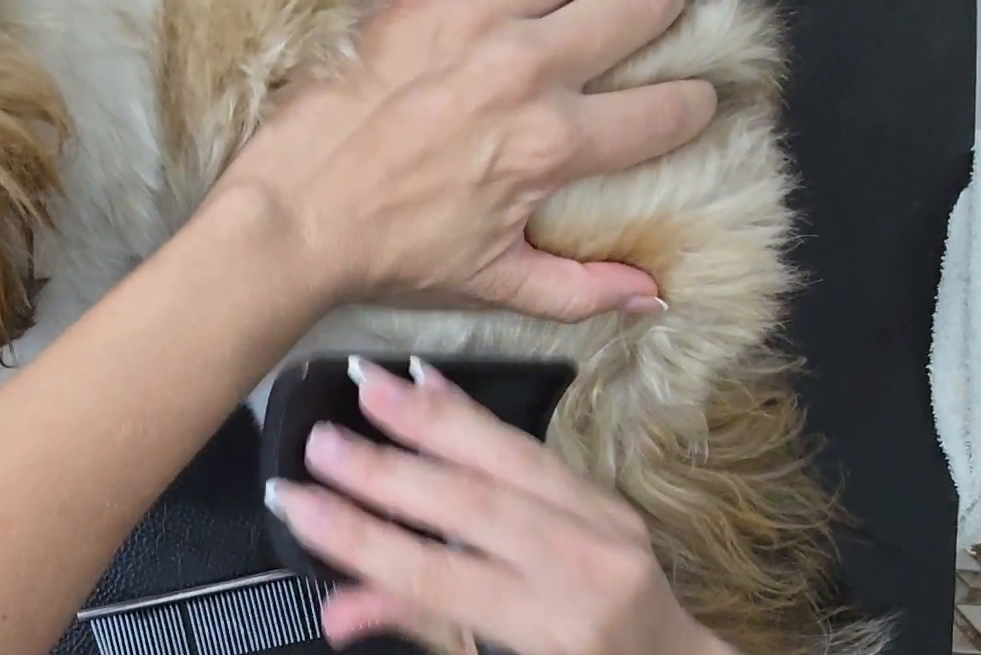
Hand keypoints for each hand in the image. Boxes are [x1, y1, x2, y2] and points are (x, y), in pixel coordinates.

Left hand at [208, 0, 715, 322]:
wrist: (292, 218)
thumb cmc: (386, 257)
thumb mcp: (487, 283)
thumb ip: (576, 289)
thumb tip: (651, 299)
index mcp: (549, 146)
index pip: (664, 112)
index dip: (688, 110)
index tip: (684, 110)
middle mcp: (527, 69)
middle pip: (645, 6)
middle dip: (664, 18)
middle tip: (650, 32)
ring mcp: (475, 22)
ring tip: (586, 16)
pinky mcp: (424, 2)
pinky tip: (519, 15)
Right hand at [264, 357, 719, 654]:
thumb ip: (415, 623)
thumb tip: (331, 615)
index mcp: (547, 630)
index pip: (432, 575)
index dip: (358, 538)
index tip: (293, 502)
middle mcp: (580, 567)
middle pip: (469, 506)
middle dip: (385, 471)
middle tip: (319, 440)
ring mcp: (601, 520)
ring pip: (503, 460)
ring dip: (428, 418)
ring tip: (367, 384)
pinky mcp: (603, 491)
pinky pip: (528, 445)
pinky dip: (470, 411)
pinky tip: (425, 380)